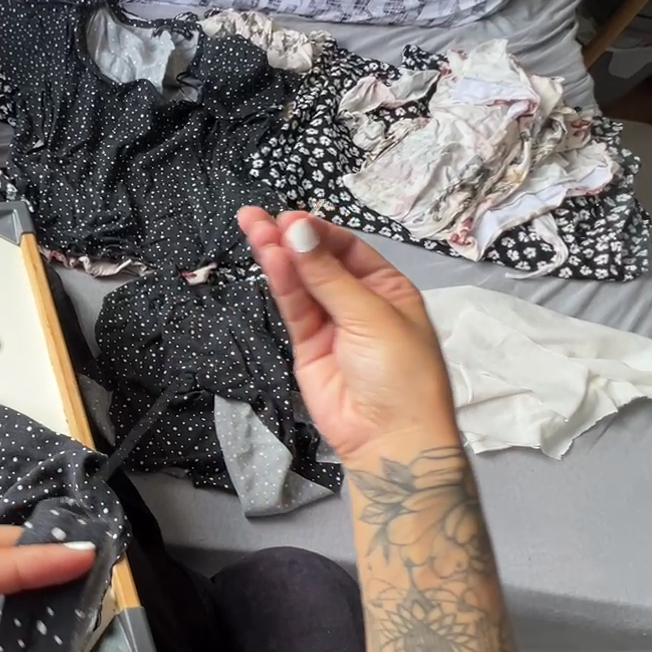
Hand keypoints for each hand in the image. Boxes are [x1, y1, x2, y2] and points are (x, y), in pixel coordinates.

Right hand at [237, 207, 457, 463]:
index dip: (318, 231)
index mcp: (387, 288)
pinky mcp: (306, 344)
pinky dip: (279, 284)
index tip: (288, 217)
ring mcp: (329, 323)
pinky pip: (292, 307)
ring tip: (251, 230)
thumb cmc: (400, 372)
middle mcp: (357, 301)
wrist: (388, 434)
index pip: (348, 248)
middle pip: (317, 262)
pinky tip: (267, 261)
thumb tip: (297, 232)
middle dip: (287, 238)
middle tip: (254, 217)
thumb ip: (328, 275)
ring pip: (300, 283)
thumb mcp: (371, 315)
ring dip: (276, 257)